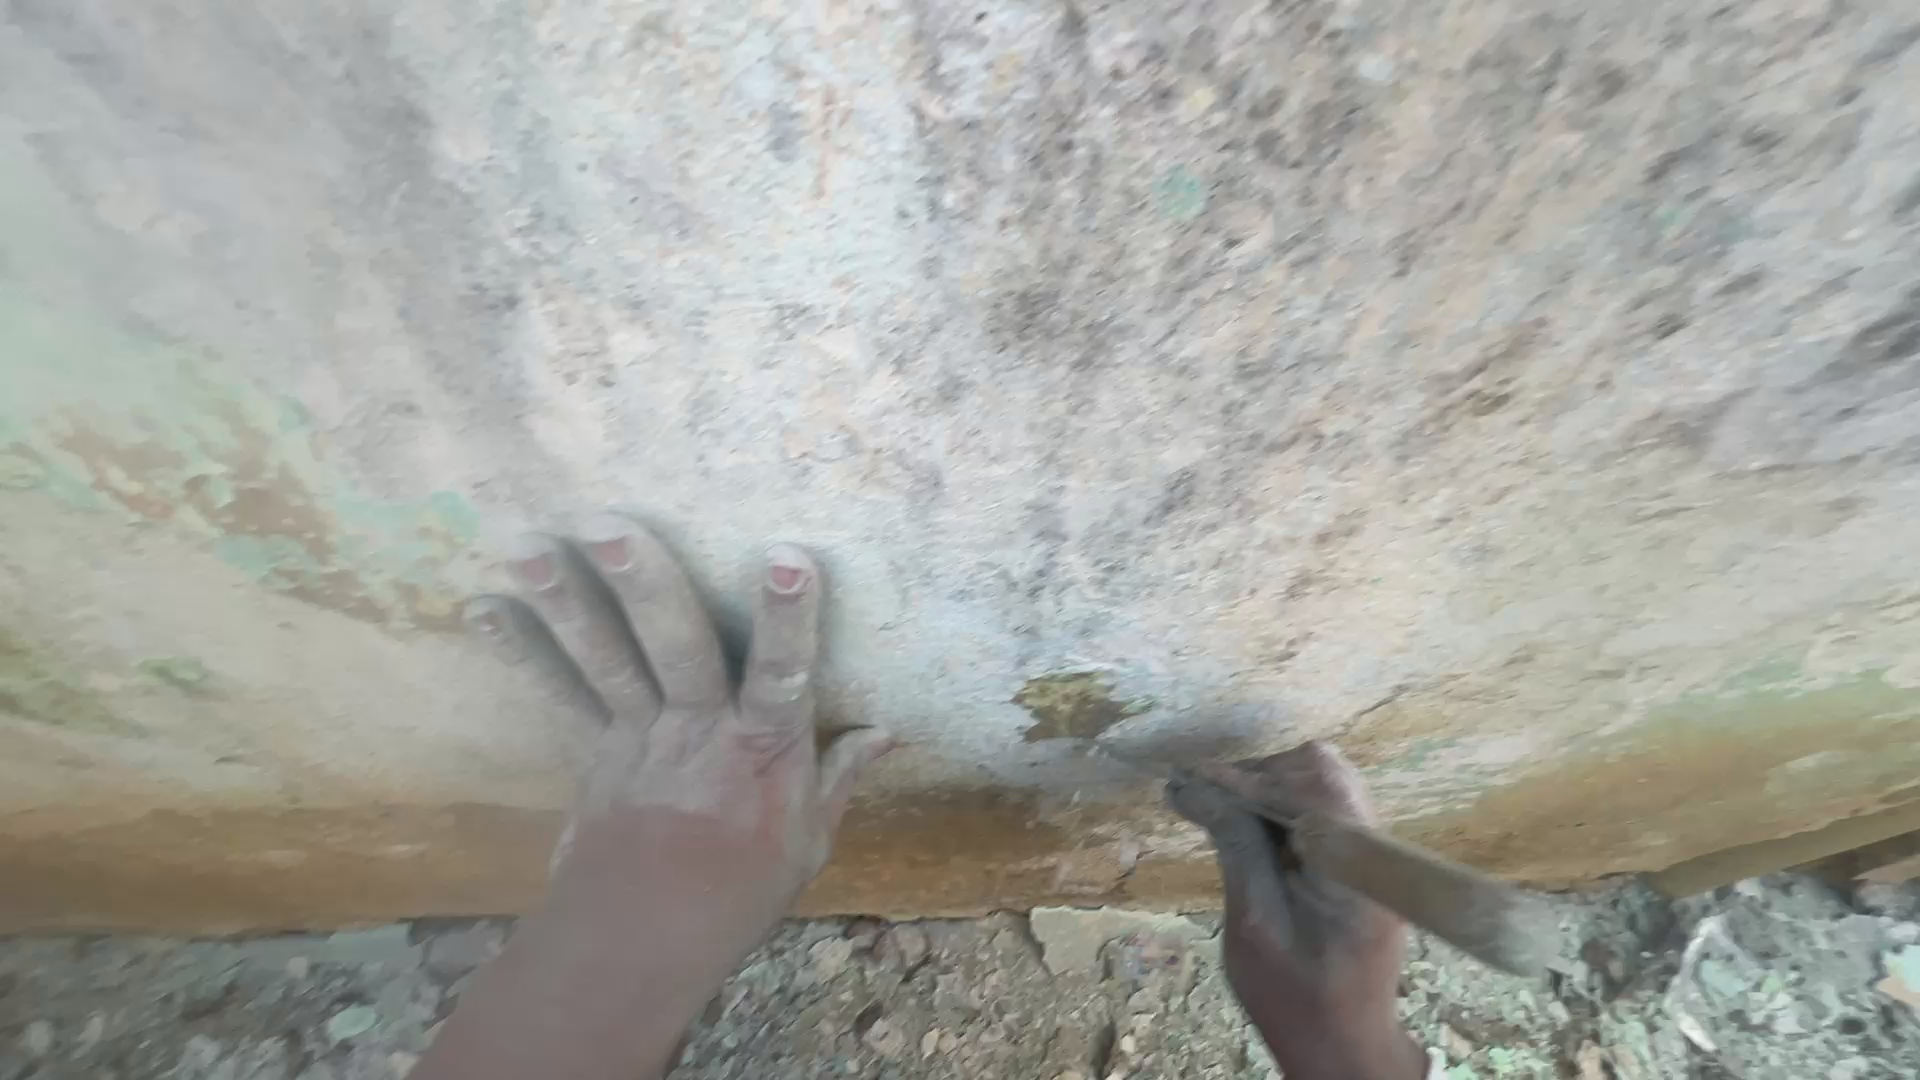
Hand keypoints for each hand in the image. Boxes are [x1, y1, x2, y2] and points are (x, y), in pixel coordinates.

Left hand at [418, 514, 890, 1079]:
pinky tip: (486, 605)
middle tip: (610, 526)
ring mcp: (636, 735)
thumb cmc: (740, 887)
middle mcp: (697, 729)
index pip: (782, 675)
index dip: (787, 618)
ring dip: (568, 602)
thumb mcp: (809, 840)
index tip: (786, 557)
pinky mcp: (594, 748)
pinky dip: (522, 650)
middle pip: (675, 650)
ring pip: (605, 660)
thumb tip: (888, 731)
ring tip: (527, 546)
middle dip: (646, 586)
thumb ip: (842, 774)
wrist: (640, 944)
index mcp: (761, 749)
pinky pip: (560, 694)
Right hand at [1168, 741, 1425, 1079]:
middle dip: (1257, 776)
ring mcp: (1369, 852)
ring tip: (1217, 804)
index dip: (1249, 777)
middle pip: (1321, 772)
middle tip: (1204, 794)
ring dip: (1264, 785)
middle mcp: (1375, 852)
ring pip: (1320, 780)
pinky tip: (1241, 819)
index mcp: (1360, 872)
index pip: (1314, 790)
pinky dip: (1276, 801)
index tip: (1192, 778)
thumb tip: (1197, 785)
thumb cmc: (1295, 999)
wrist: (1342, 1047)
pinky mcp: (1355, 856)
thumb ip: (1237, 847)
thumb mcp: (1254, 926)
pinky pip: (1318, 804)